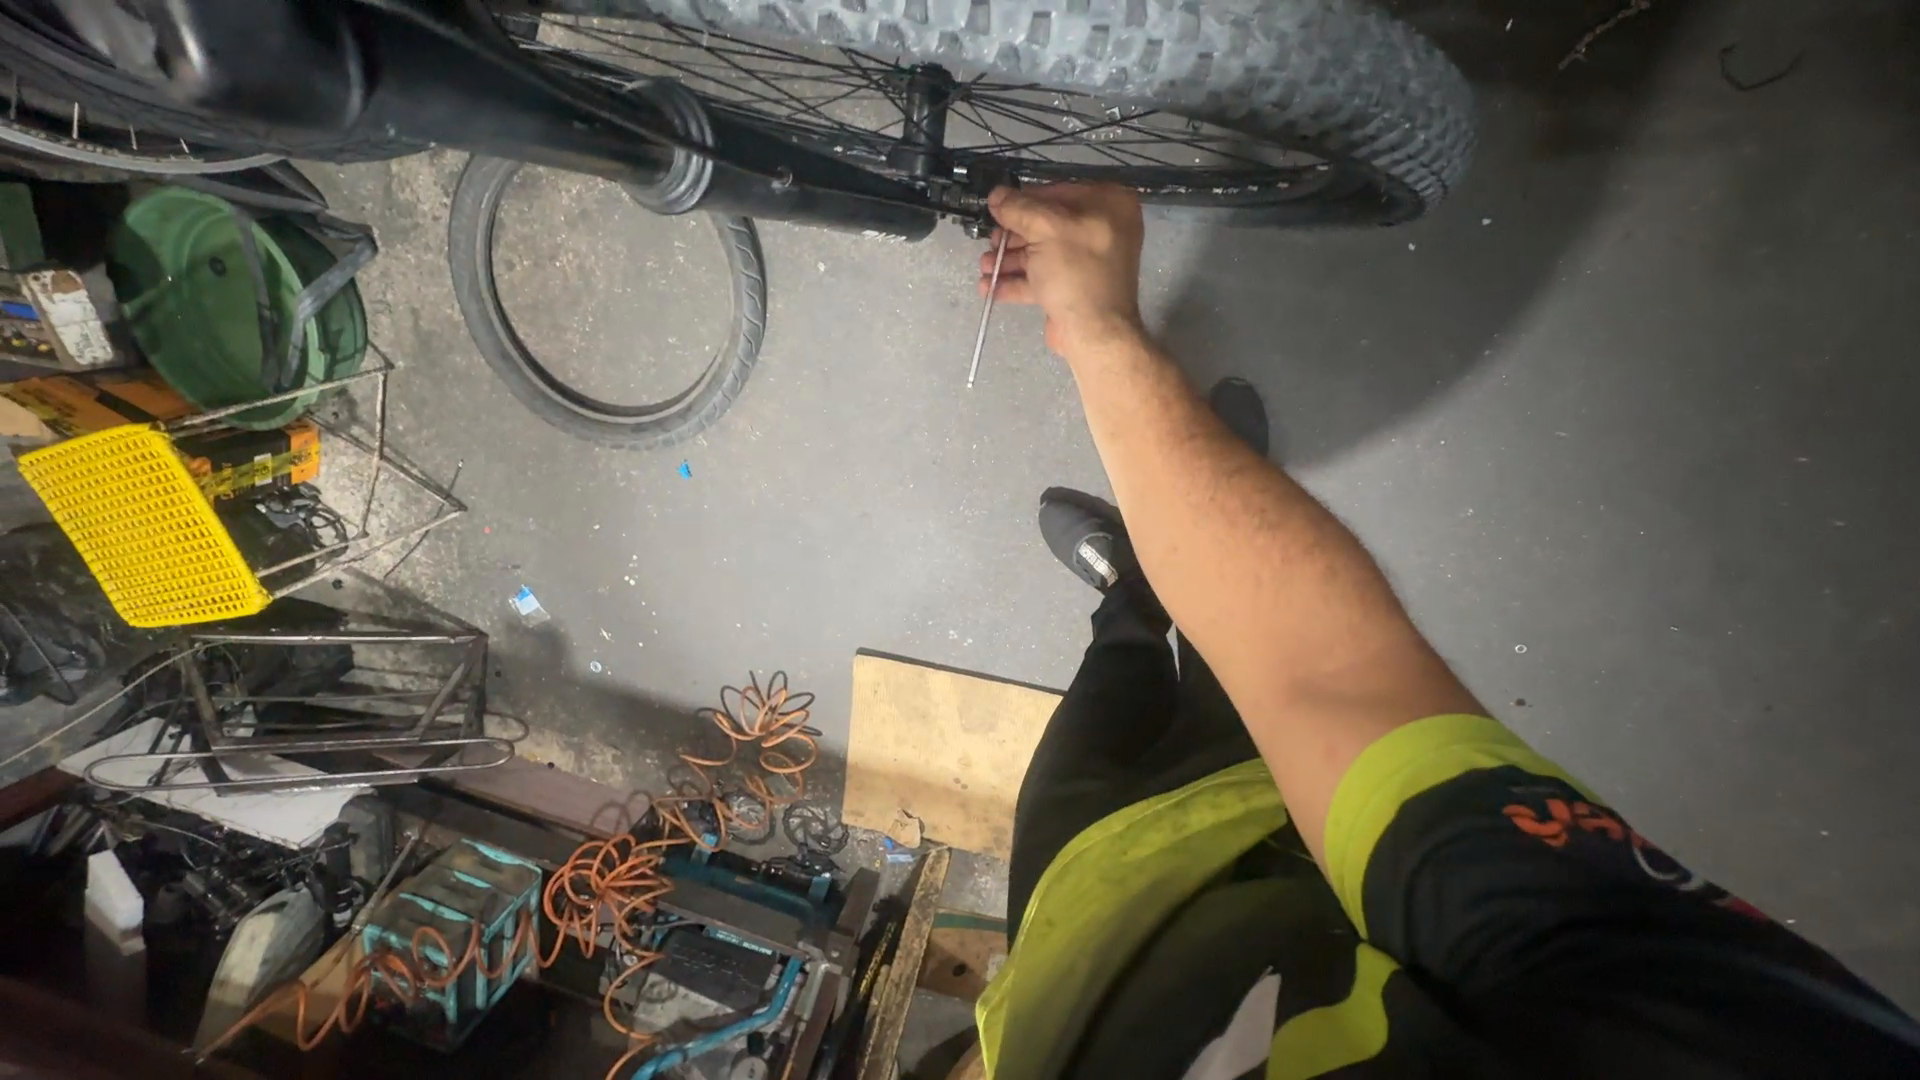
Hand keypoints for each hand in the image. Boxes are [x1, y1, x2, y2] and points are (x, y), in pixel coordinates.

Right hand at [979, 184, 1145, 357]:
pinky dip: (1016, 282)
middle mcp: (1102, 229)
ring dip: (1009, 260)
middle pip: (1046, 224)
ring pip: (1040, 253)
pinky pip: (1041, 278)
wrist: (1093, 334)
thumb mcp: (1046, 230)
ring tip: (985, 267)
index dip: (1025, 201)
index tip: (998, 209)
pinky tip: (989, 286)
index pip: (1058, 192)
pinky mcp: (1072, 289)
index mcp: (1109, 204)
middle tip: (990, 242)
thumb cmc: (1076, 273)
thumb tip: (996, 195)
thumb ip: (1019, 209)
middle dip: (1012, 236)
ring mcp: (1087, 262)